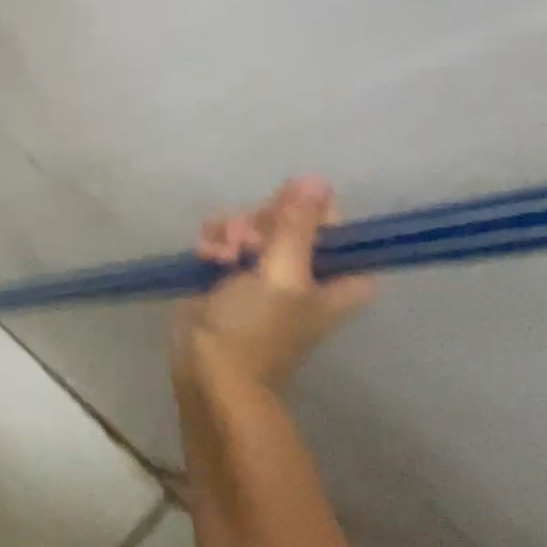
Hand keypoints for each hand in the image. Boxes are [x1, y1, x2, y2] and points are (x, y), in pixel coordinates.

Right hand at [174, 176, 377, 390]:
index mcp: (342, 270)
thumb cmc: (255, 328)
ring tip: (218, 258)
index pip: (326, 217)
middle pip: (282, 216)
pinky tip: (204, 257)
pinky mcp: (233, 271)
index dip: (294, 215)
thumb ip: (296, 227)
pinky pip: (225, 237)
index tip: (272, 232)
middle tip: (242, 249)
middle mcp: (309, 265)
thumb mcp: (280, 275)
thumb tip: (314, 178)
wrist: (210, 368)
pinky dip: (213, 242)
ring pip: (249, 224)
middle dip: (254, 226)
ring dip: (228, 234)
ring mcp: (269, 268)